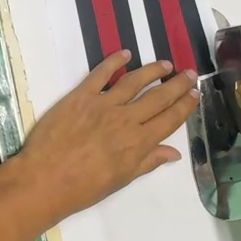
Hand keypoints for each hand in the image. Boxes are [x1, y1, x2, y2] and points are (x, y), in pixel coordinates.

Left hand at [0, 51, 197, 231]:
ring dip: (152, 71)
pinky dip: (114, 61)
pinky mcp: (80, 95)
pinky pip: (100, 73)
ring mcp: (102, 104)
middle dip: (176, 85)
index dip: (184, 106)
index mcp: (138, 143)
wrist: (45, 179)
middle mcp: (125, 119)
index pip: (168, 120)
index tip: (195, 93)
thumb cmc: (84, 187)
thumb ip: (148, 162)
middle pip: (157, 98)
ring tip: (165, 64)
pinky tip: (125, 53)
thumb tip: (174, 153)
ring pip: (134, 81)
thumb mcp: (121, 180)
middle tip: (190, 73)